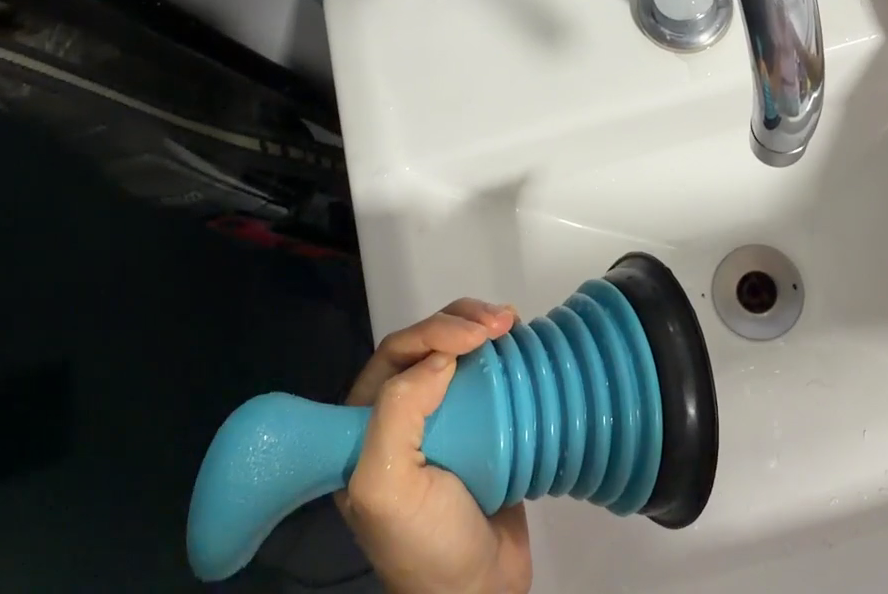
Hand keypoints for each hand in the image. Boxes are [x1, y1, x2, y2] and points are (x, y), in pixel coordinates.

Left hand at [337, 299, 531, 593]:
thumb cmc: (425, 542)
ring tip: (513, 323)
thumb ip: (397, 415)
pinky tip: (521, 343)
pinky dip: (506, 353)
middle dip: (462, 321)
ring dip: (484, 328)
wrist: (480, 591)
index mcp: (366, 426)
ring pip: (460, 354)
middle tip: (502, 321)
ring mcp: (446, 420)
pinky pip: (490, 377)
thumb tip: (442, 357)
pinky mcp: (484, 426)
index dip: (432, 332)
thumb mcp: (387, 486)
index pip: (394, 356)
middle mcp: (402, 416)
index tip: (475, 336)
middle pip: (428, 345)